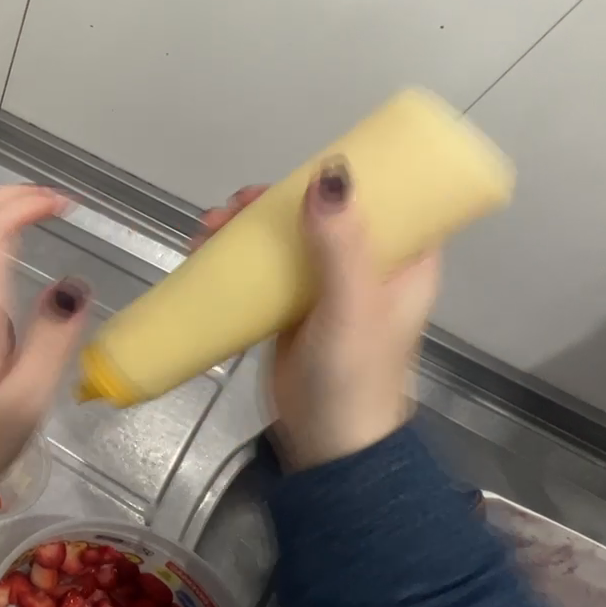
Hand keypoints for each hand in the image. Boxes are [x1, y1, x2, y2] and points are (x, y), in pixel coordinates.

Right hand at [197, 159, 438, 470]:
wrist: (325, 439)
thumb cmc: (352, 374)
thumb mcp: (351, 306)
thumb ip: (341, 245)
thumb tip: (327, 174)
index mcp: (402, 262)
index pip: (390, 200)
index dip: (351, 176)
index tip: (306, 166)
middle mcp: (364, 268)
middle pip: (321, 214)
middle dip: (276, 201)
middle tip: (237, 204)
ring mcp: (323, 288)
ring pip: (284, 239)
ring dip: (245, 226)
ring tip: (207, 228)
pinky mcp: (287, 308)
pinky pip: (260, 269)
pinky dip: (233, 255)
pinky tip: (203, 250)